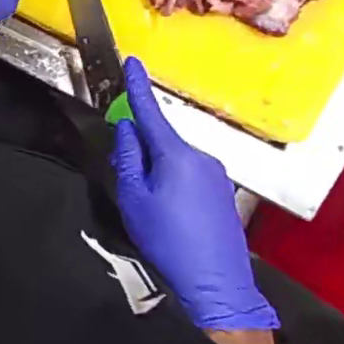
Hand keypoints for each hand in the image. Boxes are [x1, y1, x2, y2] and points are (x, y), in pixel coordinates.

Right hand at [111, 57, 277, 330]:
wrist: (216, 281)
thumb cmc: (167, 238)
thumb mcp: (133, 197)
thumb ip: (127, 158)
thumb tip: (127, 128)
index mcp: (176, 155)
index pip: (151, 112)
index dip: (137, 87)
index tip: (132, 62)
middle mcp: (201, 157)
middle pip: (161, 139)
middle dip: (139, 146)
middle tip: (121, 171)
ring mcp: (216, 174)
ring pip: (174, 159)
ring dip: (154, 168)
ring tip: (144, 202)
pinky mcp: (221, 192)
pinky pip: (189, 174)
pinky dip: (170, 181)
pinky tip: (165, 210)